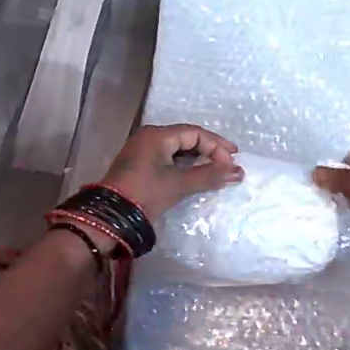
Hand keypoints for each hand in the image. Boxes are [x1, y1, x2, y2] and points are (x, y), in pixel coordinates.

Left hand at [100, 124, 243, 215]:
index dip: (216, 146)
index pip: (195, 133)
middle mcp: (149, 137)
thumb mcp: (179, 184)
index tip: (231, 163)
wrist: (111, 216)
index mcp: (157, 135)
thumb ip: (209, 176)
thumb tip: (238, 172)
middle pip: (186, 138)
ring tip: (216, 169)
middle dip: (209, 150)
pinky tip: (196, 175)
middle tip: (228, 163)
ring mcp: (142, 151)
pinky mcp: (139, 166)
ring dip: (197, 159)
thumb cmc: (146, 194)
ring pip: (177, 149)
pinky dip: (184, 166)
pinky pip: (168, 159)